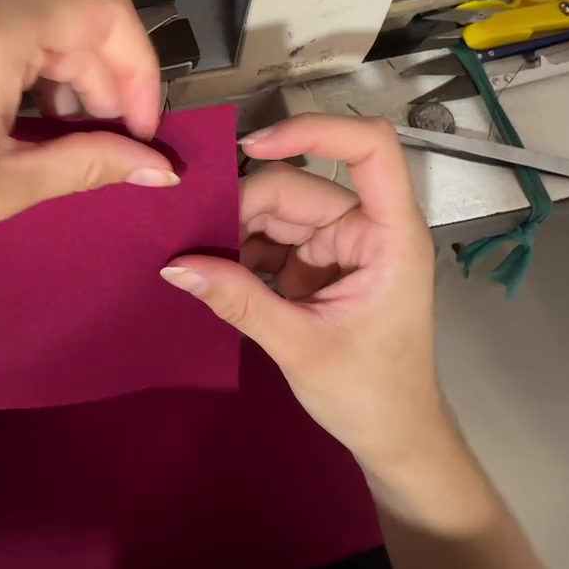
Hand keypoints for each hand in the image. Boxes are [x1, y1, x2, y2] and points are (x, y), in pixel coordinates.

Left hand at [0, 0, 176, 324]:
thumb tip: (161, 169)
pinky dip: (28, 82)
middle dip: (106, 86)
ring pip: (37, 35)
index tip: (143, 132)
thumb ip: (90, 163)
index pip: (104, 15)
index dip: (141, 70)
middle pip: (71, 25)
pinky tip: (25, 129)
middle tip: (114, 152)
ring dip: (68, 87)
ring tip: (66, 148)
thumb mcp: (4, 187)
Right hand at [158, 114, 443, 473]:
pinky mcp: (315, 262)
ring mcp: (339, 244)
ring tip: (196, 254)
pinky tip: (212, 268)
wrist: (393, 437)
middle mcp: (366, 228)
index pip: (369, 149)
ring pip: (277, 211)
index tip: (254, 146)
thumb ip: (240, 302)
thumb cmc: (371, 394)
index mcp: (390, 236)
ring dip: (235, 229)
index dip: (315, 130)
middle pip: (298, 186)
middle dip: (244, 208)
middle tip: (193, 237)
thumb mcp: (301, 347)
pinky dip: (239, 250)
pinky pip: (270, 238)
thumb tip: (175, 266)